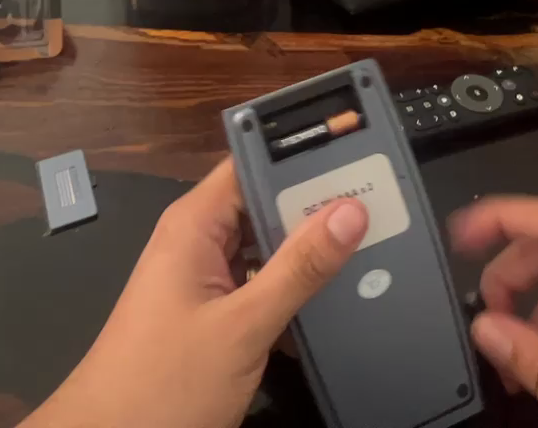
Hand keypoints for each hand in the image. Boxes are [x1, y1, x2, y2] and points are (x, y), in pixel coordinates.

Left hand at [23, 158, 368, 427]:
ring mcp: (202, 275)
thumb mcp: (243, 326)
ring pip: (262, 243)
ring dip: (303, 246)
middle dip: (311, 203)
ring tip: (364, 238)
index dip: (298, 155)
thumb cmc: (162, 385)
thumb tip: (348, 212)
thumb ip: (298, 268)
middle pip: (262, 201)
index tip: (351, 153)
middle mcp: (197, 238)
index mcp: (195, 222)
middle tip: (374, 201)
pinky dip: (288, 282)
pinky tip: (329, 290)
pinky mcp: (210, 309)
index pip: (251, 161)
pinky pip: (256, 277)